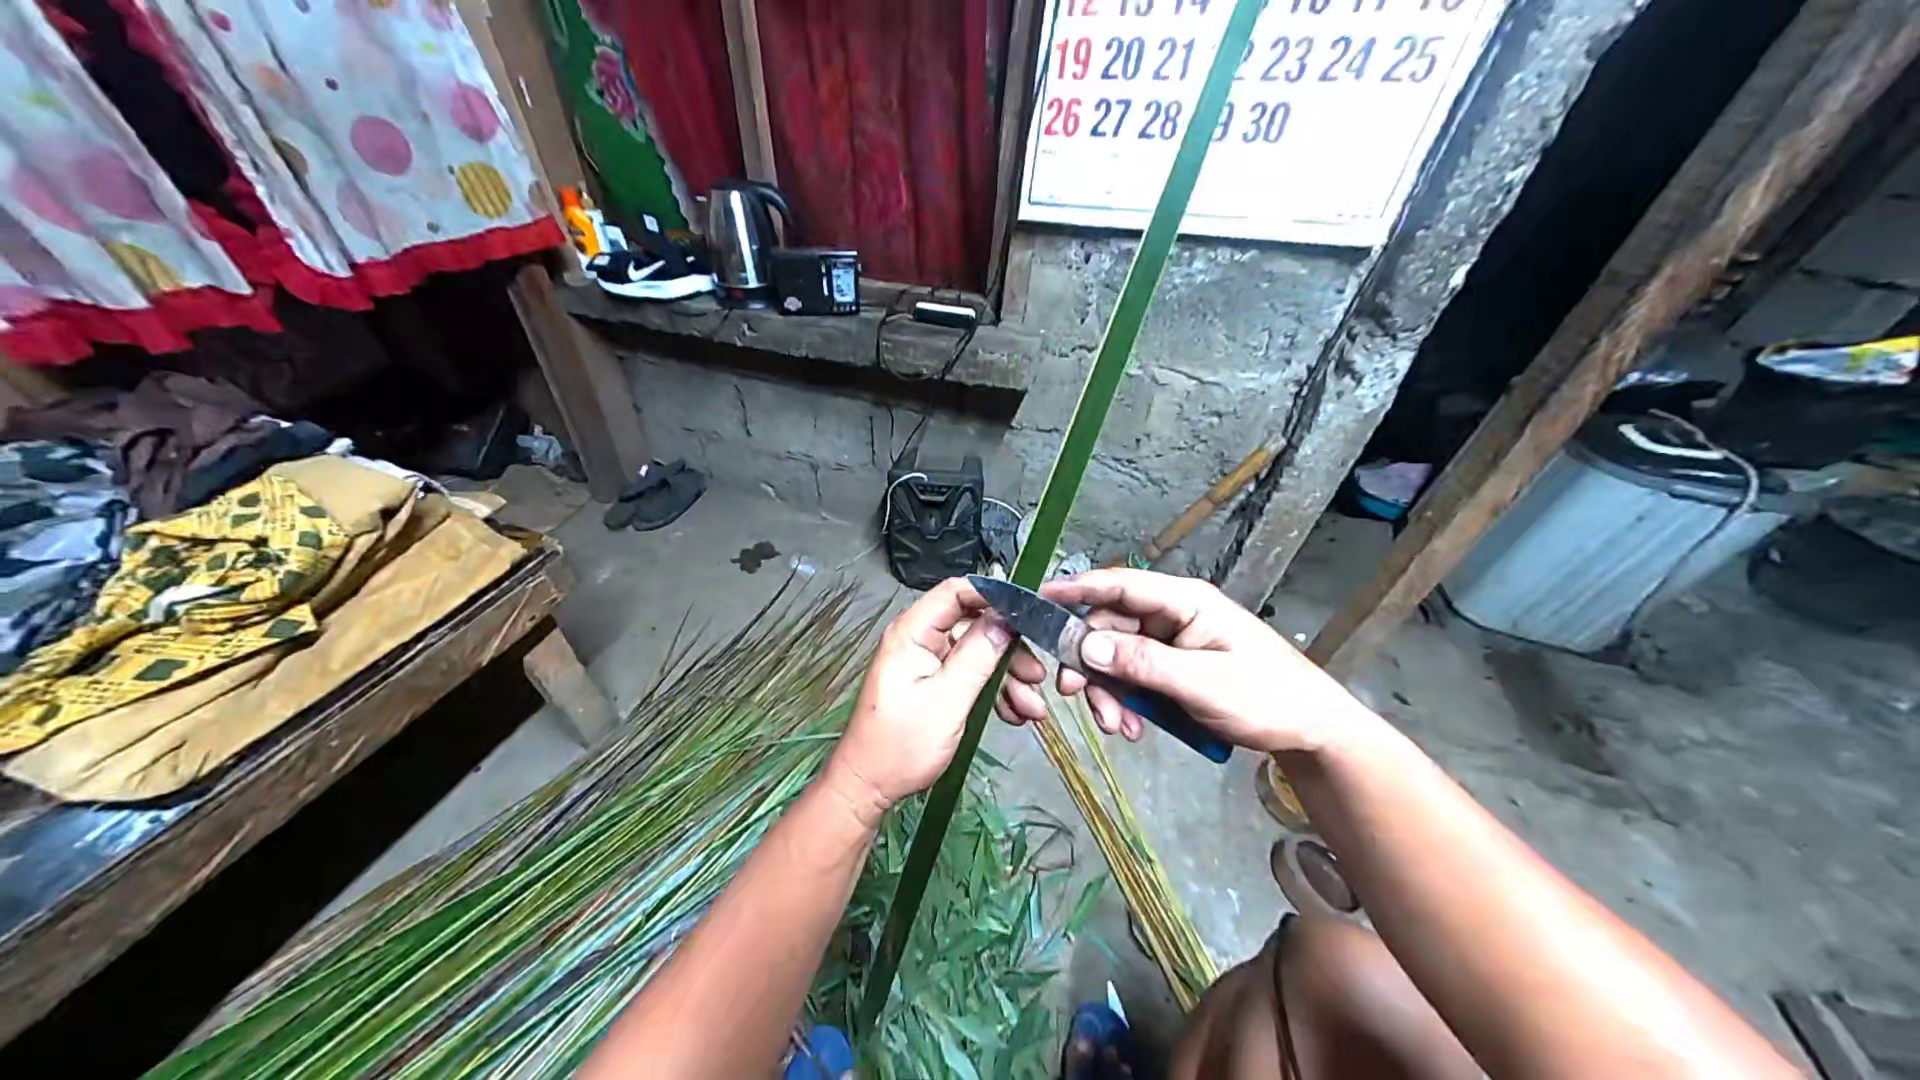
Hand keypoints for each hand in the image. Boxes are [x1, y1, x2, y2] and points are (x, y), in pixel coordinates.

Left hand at [827, 577, 1012, 823]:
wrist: (869, 787)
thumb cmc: (901, 744)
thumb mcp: (948, 699)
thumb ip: (978, 655)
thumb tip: (1007, 619)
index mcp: (913, 632)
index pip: (957, 592)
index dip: (995, 596)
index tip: (1030, 614)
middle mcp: (920, 638)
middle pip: (975, 624)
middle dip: (1010, 649)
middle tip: (1036, 676)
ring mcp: (928, 661)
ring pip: (979, 653)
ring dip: (1008, 677)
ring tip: (1030, 707)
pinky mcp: (934, 682)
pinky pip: (971, 674)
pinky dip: (994, 691)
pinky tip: (1014, 713)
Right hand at [994, 569, 1376, 754]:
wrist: (1311, 732)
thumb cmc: (1268, 698)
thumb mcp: (1202, 682)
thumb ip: (1143, 663)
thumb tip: (1087, 646)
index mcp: (1185, 601)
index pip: (1119, 584)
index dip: (1076, 589)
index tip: (1038, 599)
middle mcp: (1172, 616)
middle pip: (1110, 626)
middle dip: (1090, 662)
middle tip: (1074, 695)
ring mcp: (1172, 643)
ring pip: (1116, 656)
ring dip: (1107, 690)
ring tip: (1116, 724)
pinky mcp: (1173, 669)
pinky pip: (1133, 677)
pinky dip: (1125, 700)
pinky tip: (1132, 726)